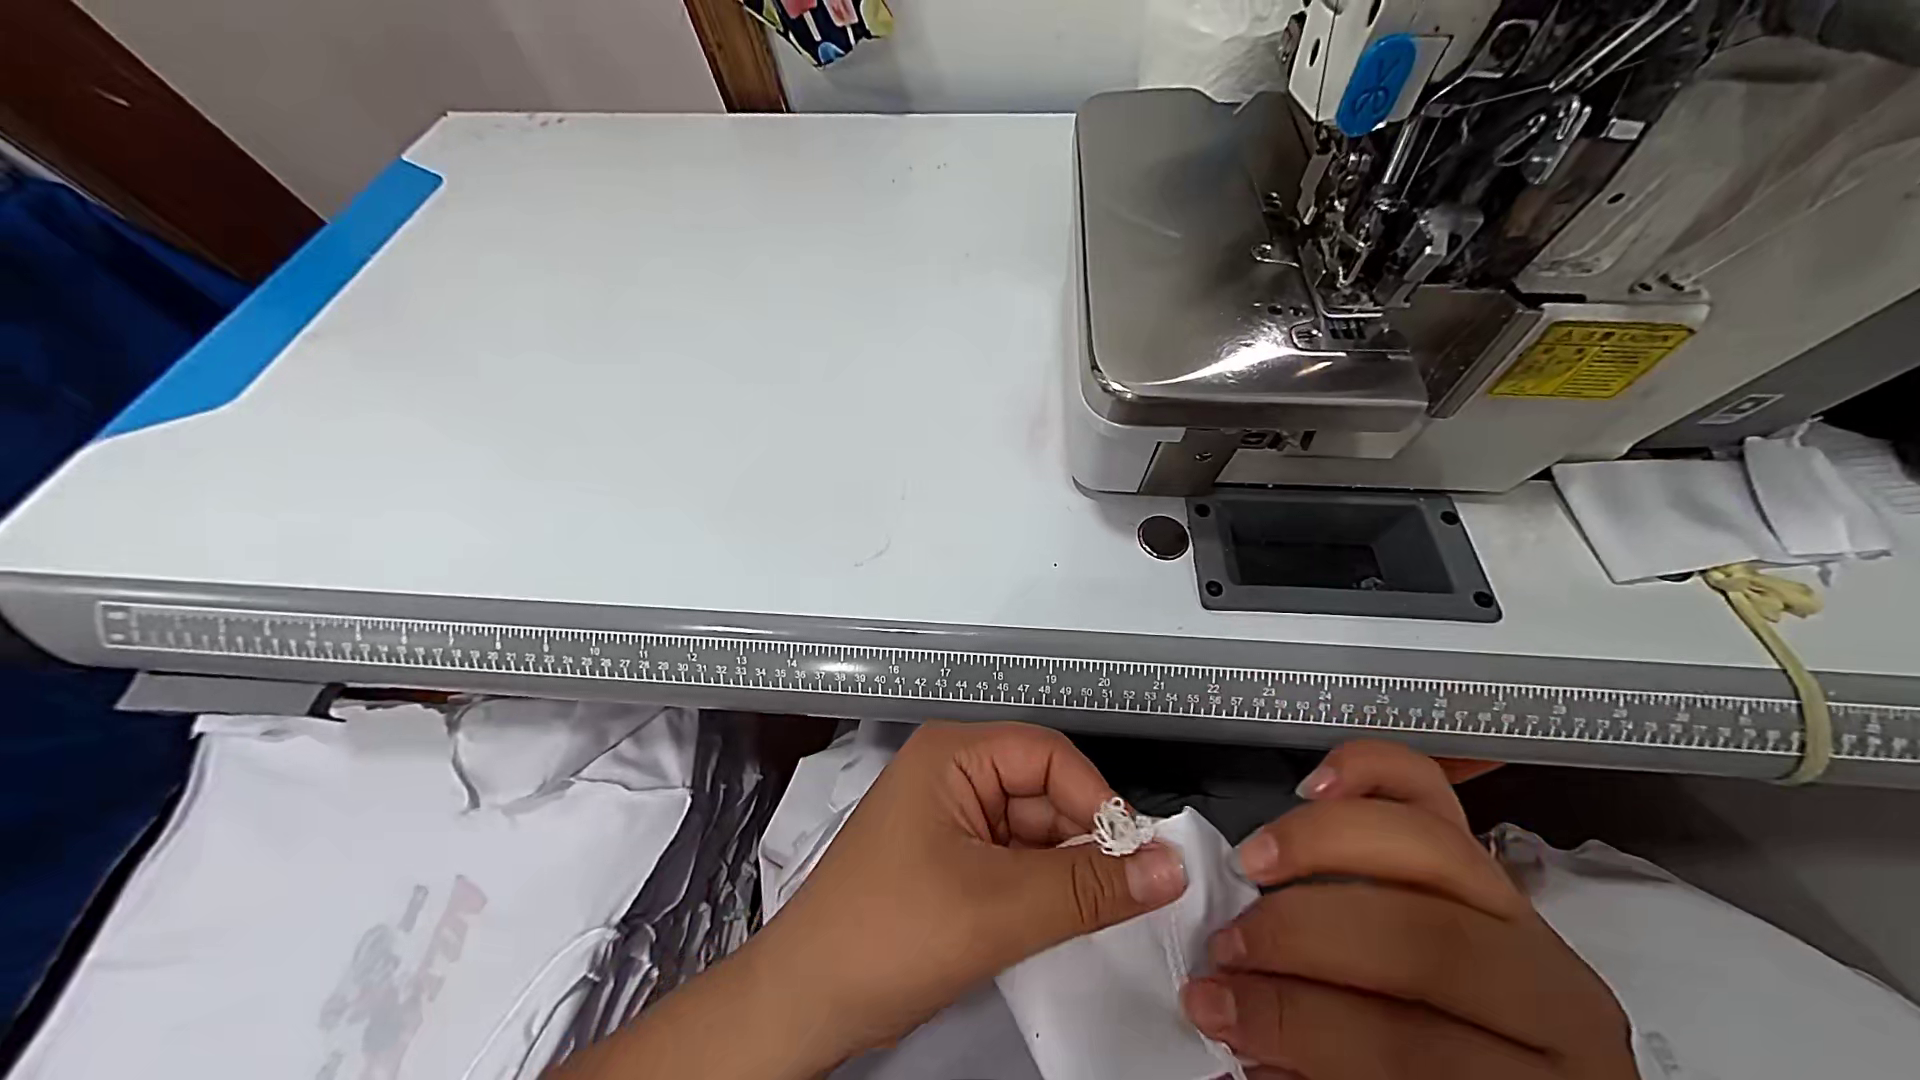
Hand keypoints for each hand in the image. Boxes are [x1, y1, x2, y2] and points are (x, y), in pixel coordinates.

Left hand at [759, 721, 1188, 1060]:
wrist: (808, 1002)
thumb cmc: (886, 935)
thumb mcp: (998, 908)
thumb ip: (1090, 887)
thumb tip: (1169, 868)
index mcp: (953, 755)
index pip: (1048, 755)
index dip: (1097, 799)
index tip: (1137, 856)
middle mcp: (954, 775)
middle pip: (1046, 792)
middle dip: (1084, 843)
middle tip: (1125, 896)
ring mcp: (953, 818)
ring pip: (1036, 832)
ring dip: (1066, 872)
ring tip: (1089, 914)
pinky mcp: (954, 859)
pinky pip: (1017, 860)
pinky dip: (1044, 889)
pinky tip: (1059, 919)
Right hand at [1181, 740, 1634, 1079]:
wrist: (1502, 1074)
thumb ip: (1306, 1061)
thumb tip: (1223, 1007)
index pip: (1411, 1049)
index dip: (1293, 1021)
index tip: (1211, 1004)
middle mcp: (1550, 994)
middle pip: (1423, 942)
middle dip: (1298, 934)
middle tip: (1226, 941)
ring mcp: (1521, 912)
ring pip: (1428, 846)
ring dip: (1318, 845)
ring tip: (1251, 863)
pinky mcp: (1481, 857)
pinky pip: (1431, 792)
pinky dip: (1368, 771)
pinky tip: (1312, 786)